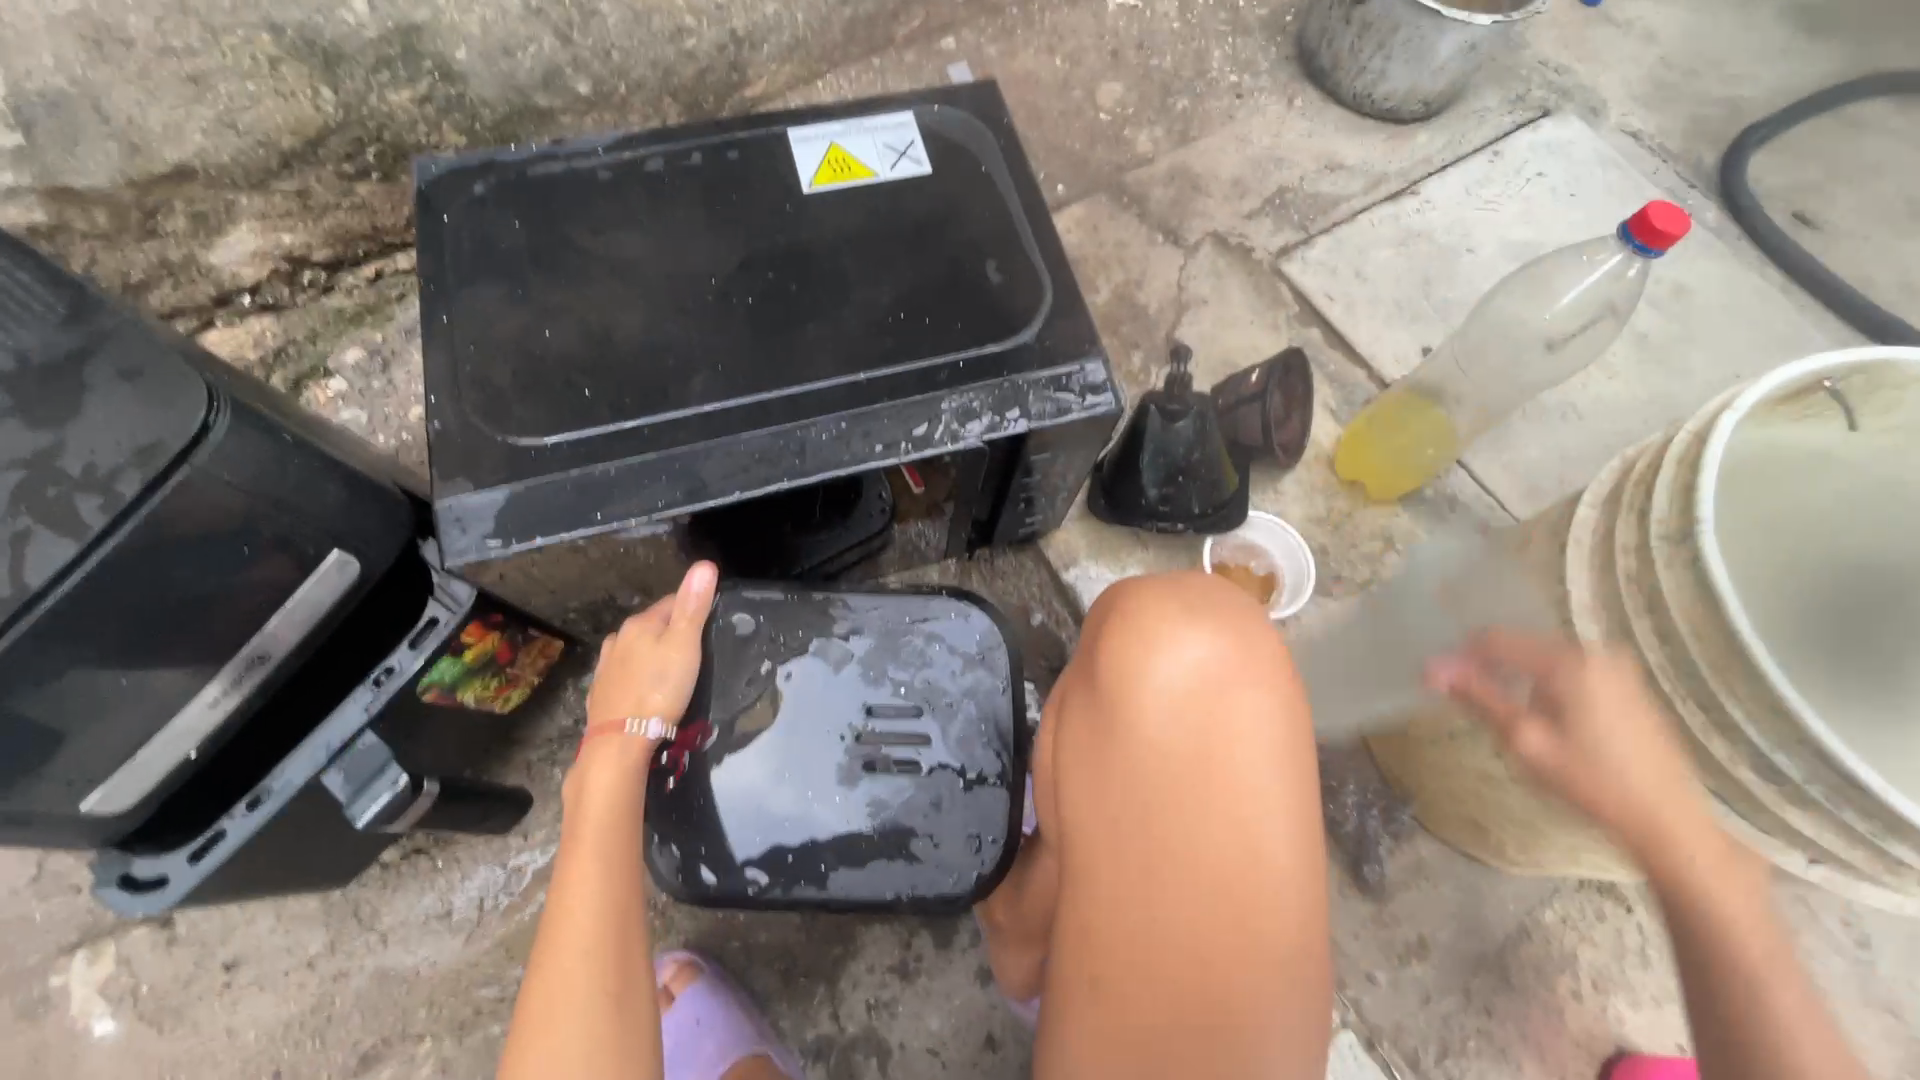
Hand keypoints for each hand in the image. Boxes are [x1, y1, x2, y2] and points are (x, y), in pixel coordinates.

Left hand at [570, 562, 717, 791]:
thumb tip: (705, 563)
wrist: (620, 741)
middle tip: (697, 652)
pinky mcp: (602, 689)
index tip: (710, 626)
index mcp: (642, 623)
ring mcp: (607, 664)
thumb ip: (694, 606)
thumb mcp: (686, 645)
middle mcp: (619, 637)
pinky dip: (638, 674)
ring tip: (673, 670)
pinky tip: (646, 687)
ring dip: (653, 653)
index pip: (673, 602)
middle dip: (673, 632)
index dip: (695, 610)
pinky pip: (625, 671)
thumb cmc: (660, 690)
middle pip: (653, 624)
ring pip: (637, 648)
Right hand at [1425, 629, 1718, 865]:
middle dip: (1487, 667)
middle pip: (1521, 646)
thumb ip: (1477, 697)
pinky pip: (1569, 672)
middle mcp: (1595, 653)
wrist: (1667, 821)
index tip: (1434, 681)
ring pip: (1544, 660)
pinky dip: (1543, 685)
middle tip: (1464, 699)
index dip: (1459, 657)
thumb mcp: (1524, 740)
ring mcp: (1617, 669)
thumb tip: (1432, 669)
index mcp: (1568, 661)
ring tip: (1500, 712)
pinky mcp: (1628, 687)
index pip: (1494, 640)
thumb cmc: (1590, 781)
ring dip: (1515, 677)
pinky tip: (1540, 718)